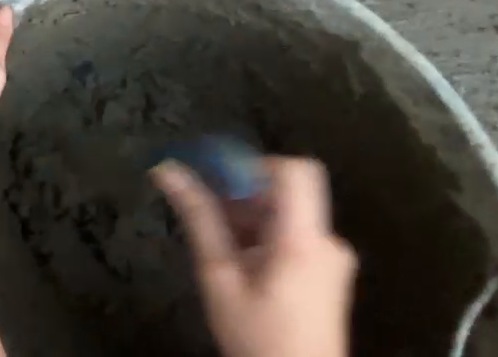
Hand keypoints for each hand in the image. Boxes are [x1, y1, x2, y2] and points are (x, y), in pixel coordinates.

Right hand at [153, 156, 357, 356]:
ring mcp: (331, 259)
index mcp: (304, 240)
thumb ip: (198, 217)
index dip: (256, 164)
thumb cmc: (257, 333)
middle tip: (206, 219)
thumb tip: (166, 167)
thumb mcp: (218, 275)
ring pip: (284, 213)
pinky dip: (261, 236)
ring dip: (247, 219)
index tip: (219, 179)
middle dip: (240, 197)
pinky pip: (292, 233)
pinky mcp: (328, 273)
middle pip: (282, 192)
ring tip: (221, 250)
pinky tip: (240, 264)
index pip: (297, 171)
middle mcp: (327, 242)